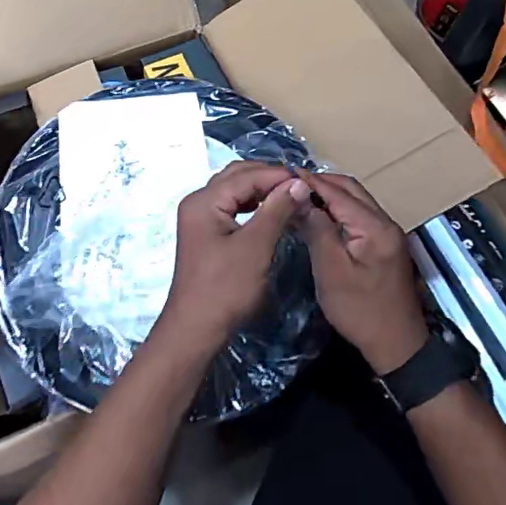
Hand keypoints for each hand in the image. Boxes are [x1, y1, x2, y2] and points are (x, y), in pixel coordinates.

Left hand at [158, 161, 310, 352]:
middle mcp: (198, 202)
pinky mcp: (206, 232)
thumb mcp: (255, 246)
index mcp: (204, 201)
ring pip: (234, 190)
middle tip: (301, 187)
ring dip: (262, 189)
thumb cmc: (225, 288)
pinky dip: (253, 204)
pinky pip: (232, 206)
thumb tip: (299, 183)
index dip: (278, 175)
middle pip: (237, 177)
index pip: (246, 175)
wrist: (196, 328)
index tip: (309, 181)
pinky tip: (271, 210)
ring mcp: (200, 217)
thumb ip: (276, 210)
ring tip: (290, 196)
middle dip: (269, 178)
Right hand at [297, 171, 429, 374]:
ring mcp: (388, 232)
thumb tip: (301, 198)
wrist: (397, 344)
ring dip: (329, 194)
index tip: (283, 174)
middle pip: (350, 189)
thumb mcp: (332, 271)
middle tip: (289, 184)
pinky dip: (338, 209)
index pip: (338, 192)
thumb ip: (317, 230)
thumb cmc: (360, 311)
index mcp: (374, 227)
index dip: (311, 181)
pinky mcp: (384, 244)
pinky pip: (359, 215)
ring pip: (356, 200)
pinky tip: (319, 216)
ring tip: (300, 197)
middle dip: (320, 182)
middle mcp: (385, 222)